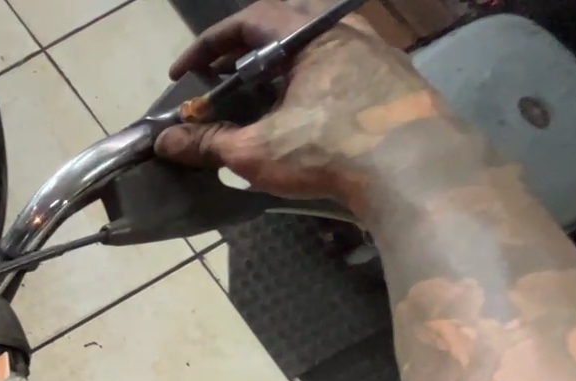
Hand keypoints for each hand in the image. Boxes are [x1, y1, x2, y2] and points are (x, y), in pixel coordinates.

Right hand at [152, 0, 441, 211]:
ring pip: (311, 42)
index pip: (252, 20)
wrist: (411, 165)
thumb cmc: (326, 148)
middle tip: (215, 74)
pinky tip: (286, 107)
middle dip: (242, 46)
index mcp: (313, 38)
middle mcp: (346, 33)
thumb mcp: (252, 150)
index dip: (208, 44)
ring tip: (247, 93)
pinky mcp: (385, 78)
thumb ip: (206, 141)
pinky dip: (299, 76)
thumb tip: (164, 140)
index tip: (181, 73)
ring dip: (273, 62)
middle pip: (286, 22)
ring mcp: (372, 52)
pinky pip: (332, 62)